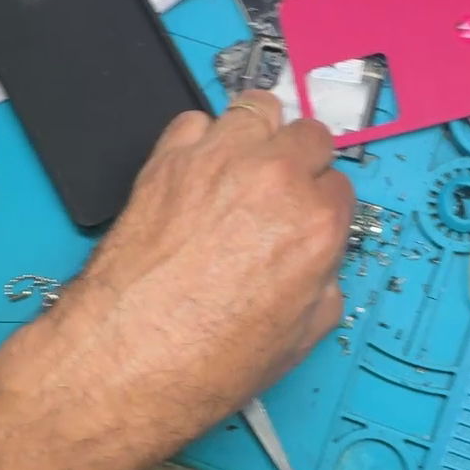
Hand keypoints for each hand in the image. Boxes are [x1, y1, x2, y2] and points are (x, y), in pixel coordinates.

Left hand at [10, 92, 353, 469]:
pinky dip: (201, 140)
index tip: (306, 217)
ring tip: (242, 168)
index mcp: (317, 225)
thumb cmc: (206, 360)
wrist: (128, 357)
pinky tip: (196, 174)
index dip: (322, 205)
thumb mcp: (300, 339)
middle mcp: (275, 180)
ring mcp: (220, 161)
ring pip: (258, 110)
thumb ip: (324, 284)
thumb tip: (318, 265)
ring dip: (258, 135)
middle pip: (309, 135)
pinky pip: (196, 121)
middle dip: (301, 160)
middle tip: (281, 189)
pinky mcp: (168, 159)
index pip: (340, 185)